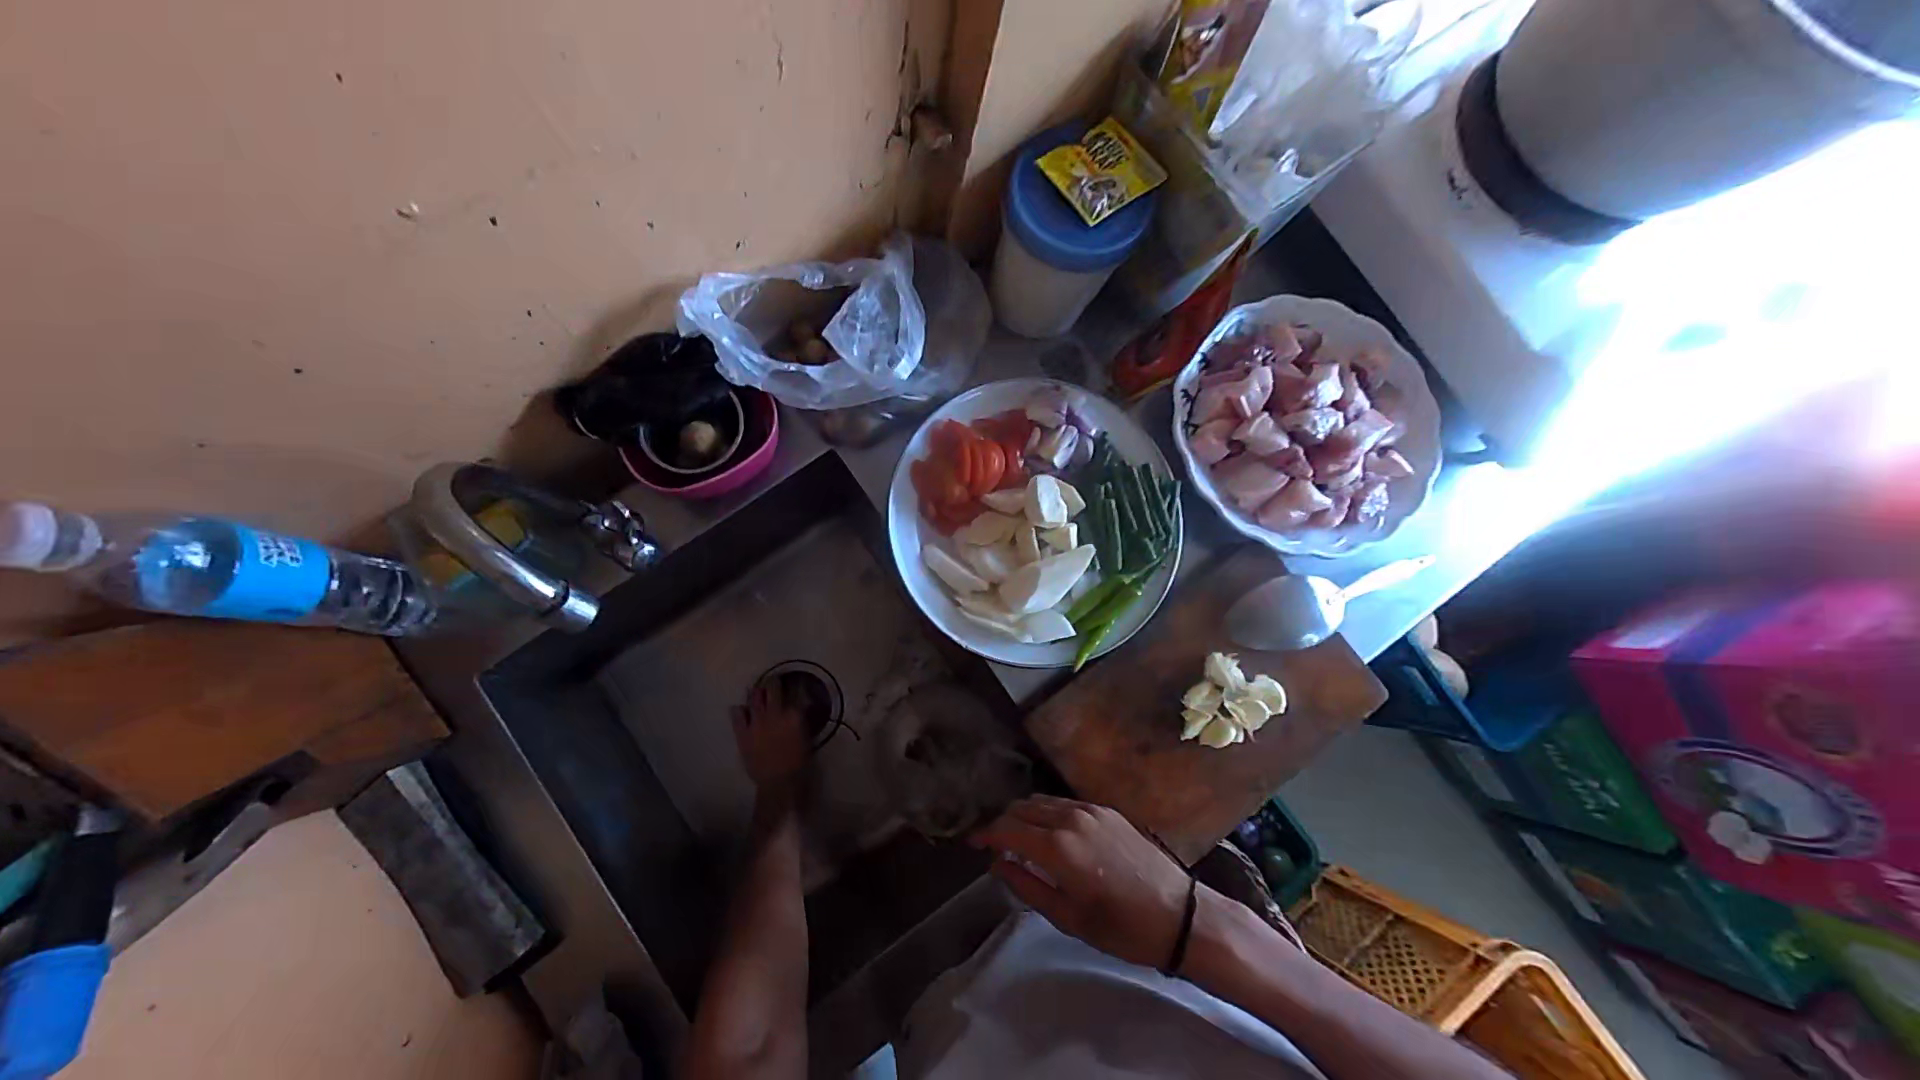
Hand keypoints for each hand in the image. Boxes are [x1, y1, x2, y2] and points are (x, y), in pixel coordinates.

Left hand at [731, 678, 811, 790]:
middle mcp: (775, 713)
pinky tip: (741, 710)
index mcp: (794, 714)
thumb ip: (802, 719)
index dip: (797, 686)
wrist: (778, 783)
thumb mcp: (807, 738)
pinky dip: (739, 710)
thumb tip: (803, 707)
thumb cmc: (798, 763)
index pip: (797, 691)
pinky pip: (737, 715)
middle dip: (774, 682)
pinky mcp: (743, 732)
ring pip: (754, 698)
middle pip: (773, 688)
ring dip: (756, 693)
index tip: (798, 684)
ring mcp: (756, 722)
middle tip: (774, 681)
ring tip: (756, 691)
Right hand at [968, 795, 1191, 969]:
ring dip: (1024, 815)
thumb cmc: (1121, 927)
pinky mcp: (1107, 810)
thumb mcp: (1067, 917)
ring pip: (1043, 801)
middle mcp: (1070, 818)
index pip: (1007, 828)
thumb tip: (998, 864)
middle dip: (1002, 822)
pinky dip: (1048, 812)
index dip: (985, 834)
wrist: (1179, 915)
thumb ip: (1026, 886)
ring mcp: (1091, 810)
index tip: (972, 843)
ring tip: (1019, 838)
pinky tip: (1050, 833)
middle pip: (1021, 808)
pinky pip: (1065, 803)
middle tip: (994, 844)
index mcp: (1057, 846)